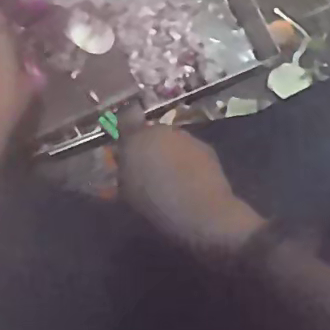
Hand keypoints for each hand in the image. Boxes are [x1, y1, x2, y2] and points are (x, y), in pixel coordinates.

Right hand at [118, 124, 265, 258]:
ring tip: (171, 178)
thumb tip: (123, 165)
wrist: (202, 213)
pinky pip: (189, 150)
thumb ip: (123, 174)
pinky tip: (190, 181)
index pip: (126, 116)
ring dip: (169, 153)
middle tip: (147, 169)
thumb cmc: (155, 206)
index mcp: (135, 139)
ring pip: (171, 141)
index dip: (126, 125)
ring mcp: (186, 137)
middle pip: (150, 132)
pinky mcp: (206, 147)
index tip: (125, 141)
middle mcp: (160, 131)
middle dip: (148, 146)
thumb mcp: (127, 194)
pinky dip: (187, 161)